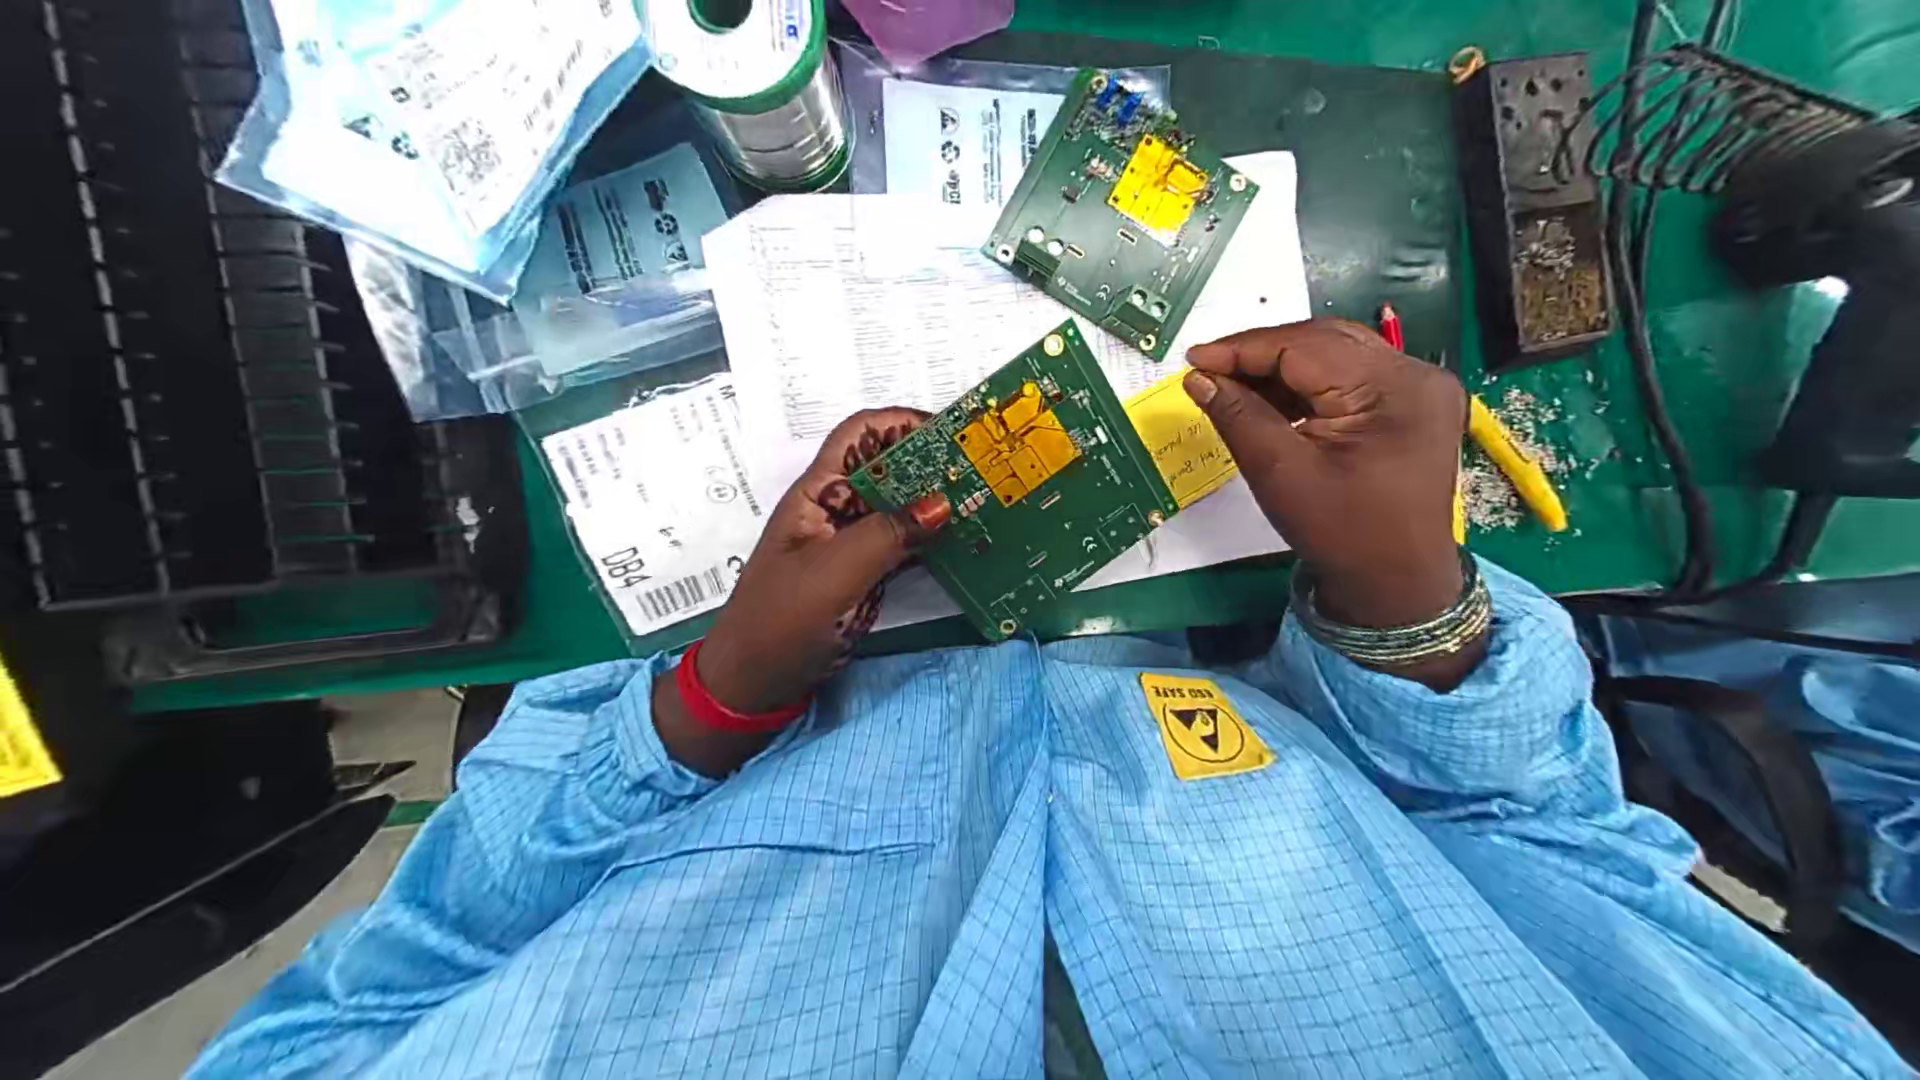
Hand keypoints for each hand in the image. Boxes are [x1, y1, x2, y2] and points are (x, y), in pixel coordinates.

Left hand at [653, 409, 949, 774]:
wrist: (756, 681)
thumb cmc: (780, 621)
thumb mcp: (833, 573)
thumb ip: (887, 535)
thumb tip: (944, 503)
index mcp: (819, 492)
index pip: (860, 435)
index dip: (901, 422)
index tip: (950, 431)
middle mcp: (840, 508)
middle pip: (888, 467)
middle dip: (931, 461)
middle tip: (981, 468)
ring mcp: (856, 541)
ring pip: (902, 506)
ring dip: (938, 501)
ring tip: (984, 499)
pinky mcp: (869, 571)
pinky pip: (907, 544)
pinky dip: (935, 539)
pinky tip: (966, 540)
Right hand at [1183, 319, 1468, 631]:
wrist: (1392, 580)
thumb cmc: (1338, 531)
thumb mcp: (1278, 471)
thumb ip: (1238, 415)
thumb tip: (1199, 378)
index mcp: (1393, 389)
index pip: (1304, 346)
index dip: (1243, 349)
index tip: (1194, 358)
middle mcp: (1417, 375)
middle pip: (1323, 341)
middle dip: (1260, 352)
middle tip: (1208, 369)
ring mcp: (1419, 387)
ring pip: (1334, 355)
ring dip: (1280, 367)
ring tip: (1231, 384)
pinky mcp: (1410, 403)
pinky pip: (1348, 377)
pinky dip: (1304, 384)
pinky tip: (1269, 398)